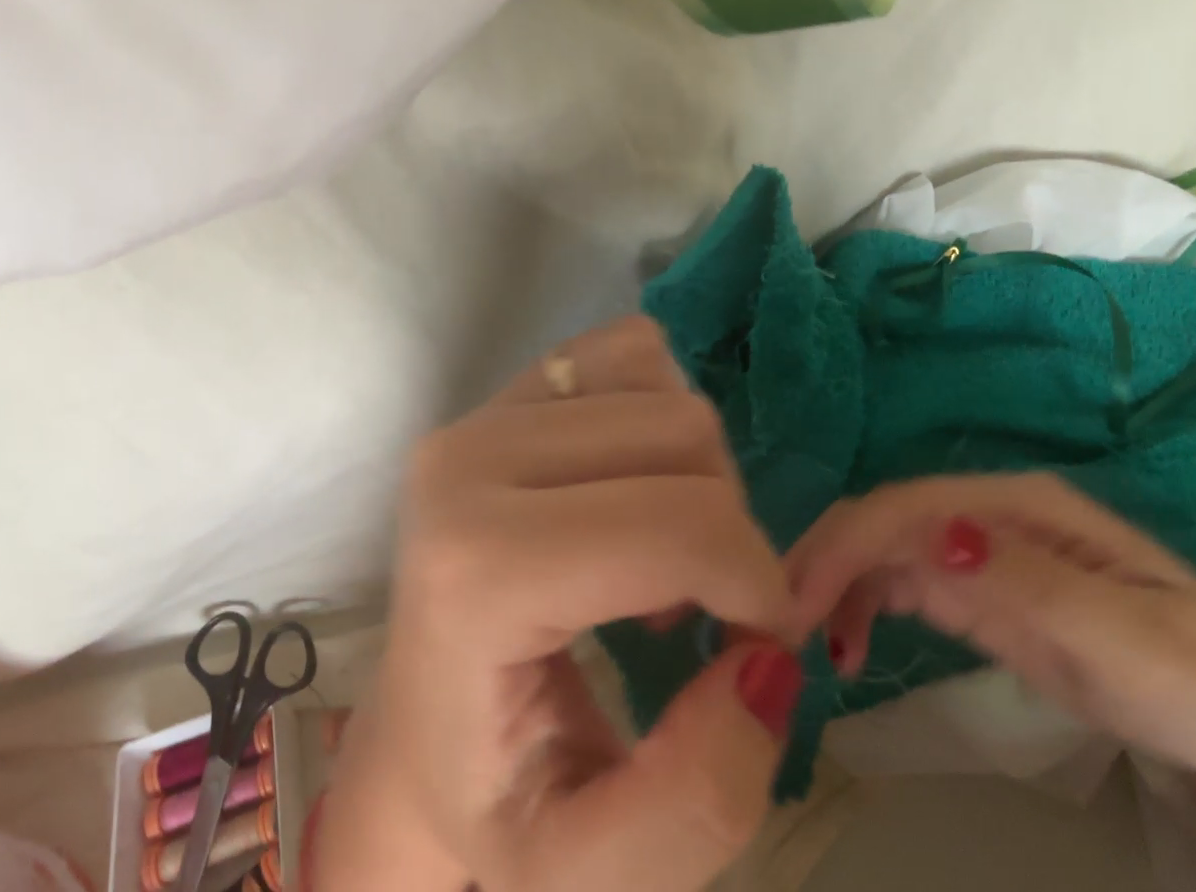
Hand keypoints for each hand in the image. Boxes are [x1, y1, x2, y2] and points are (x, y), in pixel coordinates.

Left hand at [321, 316, 803, 891]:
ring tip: (659, 562)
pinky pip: (633, 354)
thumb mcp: (590, 863)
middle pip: (687, 445)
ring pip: (669, 395)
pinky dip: (665, 423)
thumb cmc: (503, 795)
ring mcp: (478, 414)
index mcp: (476, 572)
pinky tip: (637, 495)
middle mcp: (464, 462)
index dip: (755, 587)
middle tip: (701, 613)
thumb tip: (769, 663)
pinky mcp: (502, 390)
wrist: (425, 735)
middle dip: (730, 537)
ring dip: (702, 484)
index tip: (751, 648)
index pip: (680, 527)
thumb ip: (695, 803)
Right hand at [786, 472, 1195, 776]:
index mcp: (1021, 507)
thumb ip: (1031, 582)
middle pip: (880, 520)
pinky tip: (843, 646)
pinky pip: (893, 585)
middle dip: (820, 562)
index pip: (907, 507)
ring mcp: (979, 554)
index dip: (843, 546)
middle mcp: (988, 516)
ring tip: (804, 645)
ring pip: (876, 550)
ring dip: (829, 585)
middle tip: (777, 630)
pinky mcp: (973, 594)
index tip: (792, 605)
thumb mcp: (1126, 638)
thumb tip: (934, 534)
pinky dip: (854, 606)